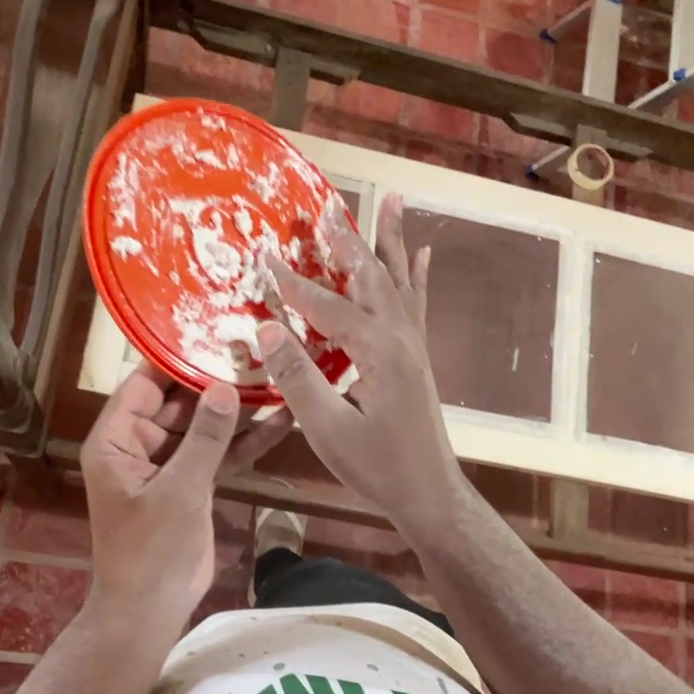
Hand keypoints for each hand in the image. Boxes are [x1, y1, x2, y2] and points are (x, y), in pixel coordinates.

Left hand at [81, 367, 292, 626]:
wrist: (151, 609)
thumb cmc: (151, 549)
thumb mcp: (178, 490)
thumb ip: (205, 438)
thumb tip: (225, 387)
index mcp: (116, 441)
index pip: (144, 386)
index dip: (176, 360)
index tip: (213, 332)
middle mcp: (138, 446)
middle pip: (178, 402)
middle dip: (214, 382)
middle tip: (255, 351)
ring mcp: (168, 466)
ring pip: (203, 428)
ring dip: (235, 412)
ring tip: (274, 378)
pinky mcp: (192, 485)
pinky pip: (218, 455)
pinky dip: (244, 443)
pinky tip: (280, 423)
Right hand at [255, 193, 463, 530]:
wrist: (429, 493)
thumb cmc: (377, 466)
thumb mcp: (328, 428)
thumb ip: (298, 378)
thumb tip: (267, 329)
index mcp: (377, 350)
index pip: (327, 304)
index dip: (294, 282)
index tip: (264, 256)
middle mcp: (400, 337)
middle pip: (371, 276)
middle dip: (346, 239)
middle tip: (328, 205)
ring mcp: (413, 346)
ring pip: (397, 282)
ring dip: (389, 241)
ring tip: (391, 200)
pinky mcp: (417, 358)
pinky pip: (415, 304)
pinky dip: (416, 275)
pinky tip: (422, 255)